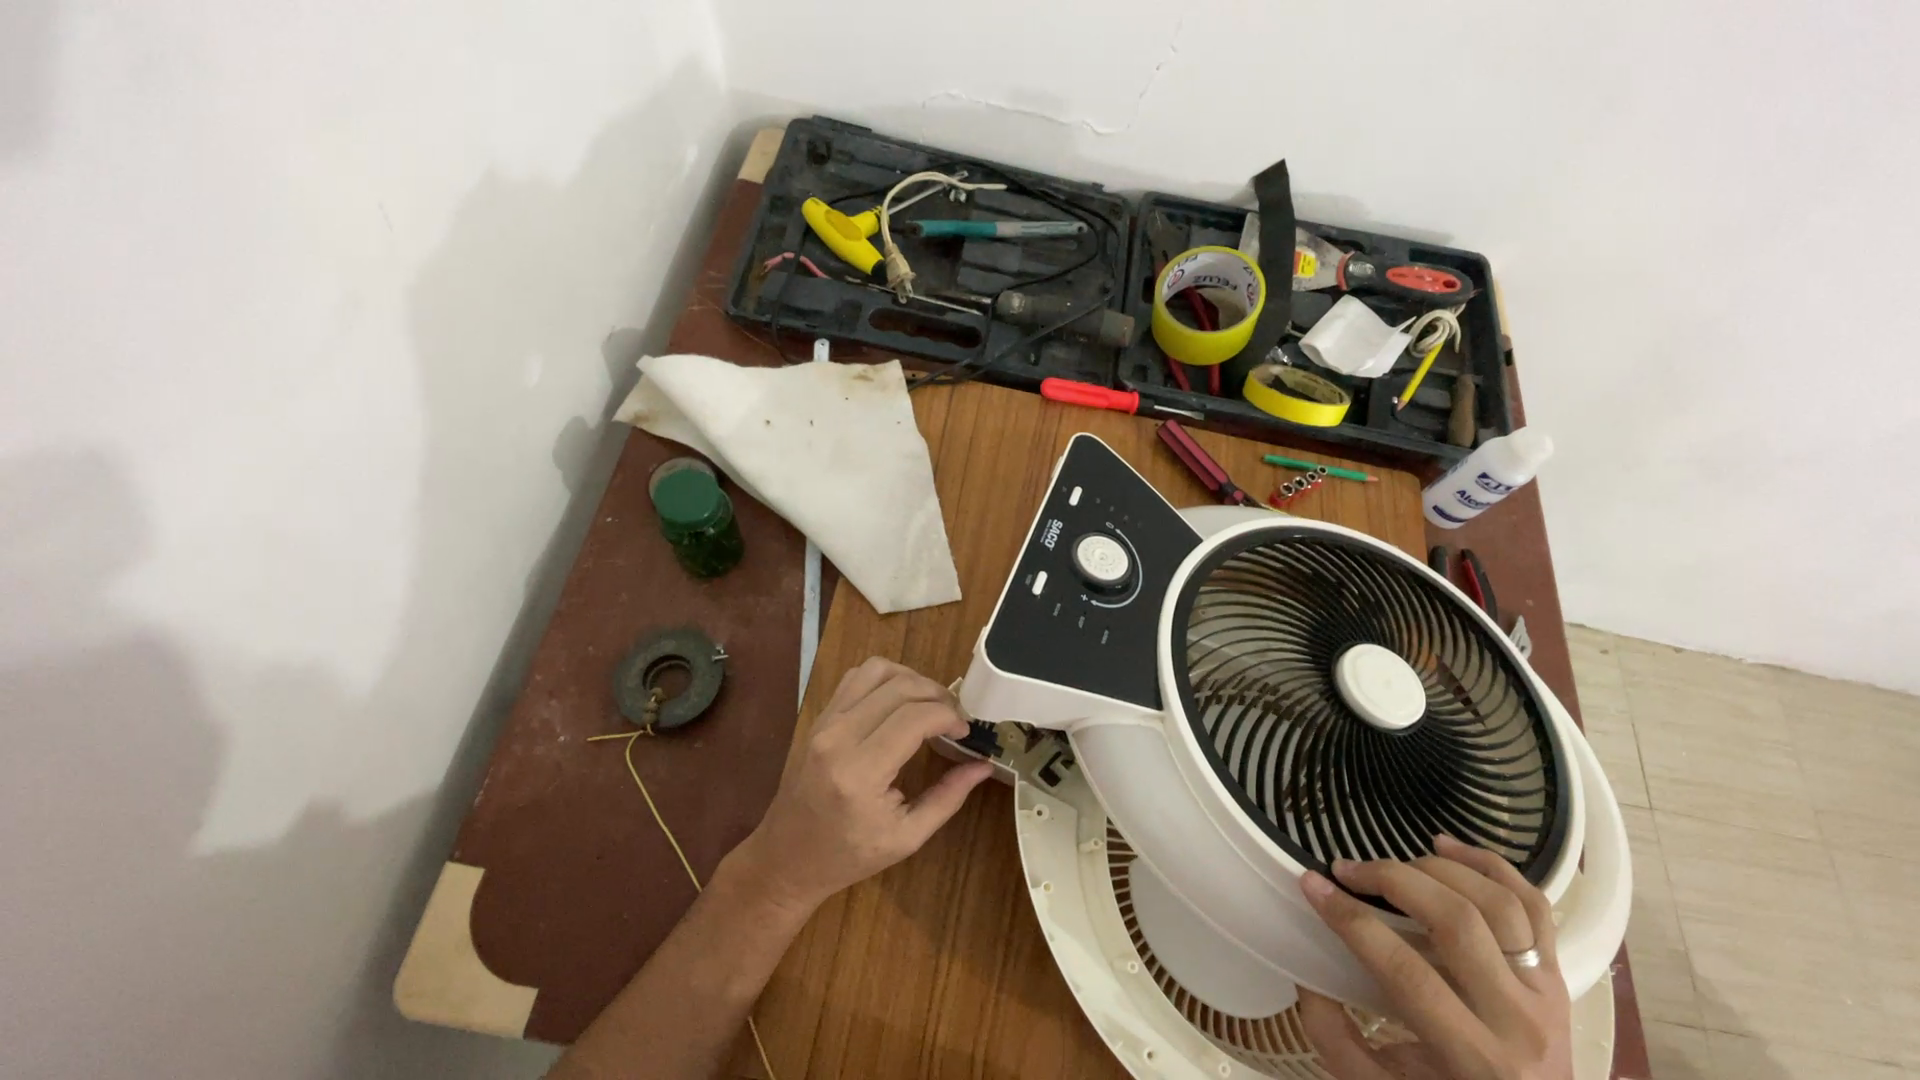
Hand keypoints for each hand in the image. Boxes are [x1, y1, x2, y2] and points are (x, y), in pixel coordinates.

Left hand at [722, 657, 994, 913]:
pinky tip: (899, 703)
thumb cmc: (849, 855)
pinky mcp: (818, 717)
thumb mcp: (906, 837)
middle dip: (938, 694)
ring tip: (929, 705)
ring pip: (876, 670)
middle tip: (955, 717)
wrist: (787, 858)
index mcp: (861, 773)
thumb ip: (948, 797)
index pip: (915, 718)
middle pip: (900, 687)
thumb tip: (984, 765)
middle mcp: (839, 737)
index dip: (949, 716)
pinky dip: (885, 680)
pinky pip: (855, 678)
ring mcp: (824, 722)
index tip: (965, 730)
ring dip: (912, 679)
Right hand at [1297, 834, 1572, 1079]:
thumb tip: (1304, 973)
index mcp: (1474, 1058)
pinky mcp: (1559, 974)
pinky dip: (1490, 864)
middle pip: (1457, 921)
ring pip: (1499, 903)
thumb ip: (1333, 1037)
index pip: (1406, 970)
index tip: (1312, 884)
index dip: (1352, 920)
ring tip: (1395, 862)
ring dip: (1439, 868)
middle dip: (1392, 880)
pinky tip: (1446, 845)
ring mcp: (1547, 993)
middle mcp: (1519, 1021)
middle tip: (1346, 868)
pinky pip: (1534, 904)